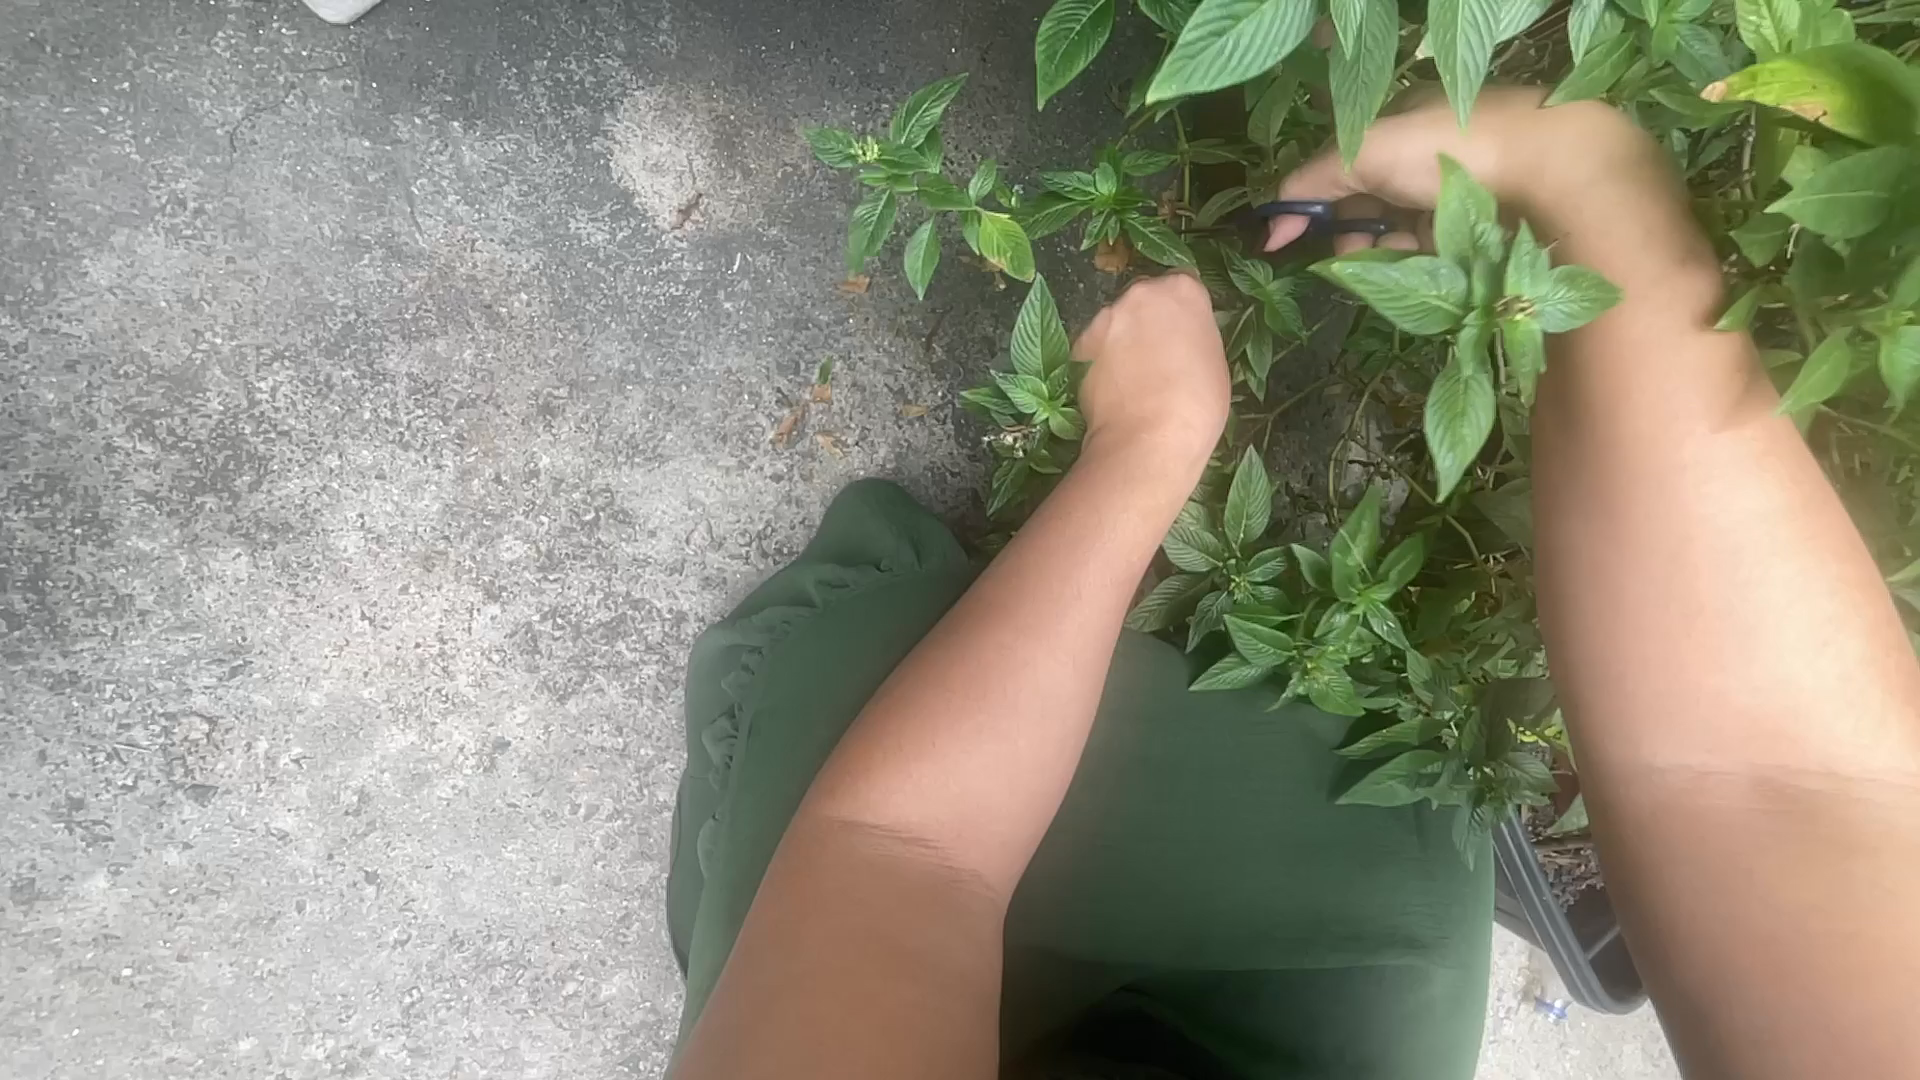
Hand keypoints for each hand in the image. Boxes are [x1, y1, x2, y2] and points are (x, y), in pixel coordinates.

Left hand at [1072, 272, 1229, 473]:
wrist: (1149, 440)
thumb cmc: (1197, 405)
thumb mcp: (1214, 361)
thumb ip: (1194, 337)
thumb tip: (1179, 341)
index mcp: (1182, 290)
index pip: (1182, 287)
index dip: (1180, 314)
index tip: (1180, 336)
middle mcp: (1139, 294)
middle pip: (1143, 302)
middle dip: (1146, 323)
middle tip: (1153, 359)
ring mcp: (1104, 318)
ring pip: (1113, 325)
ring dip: (1119, 343)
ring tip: (1128, 380)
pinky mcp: (1078, 347)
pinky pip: (1092, 350)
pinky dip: (1098, 364)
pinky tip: (1109, 390)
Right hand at [1265, 88, 1677, 259]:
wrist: (1547, 169)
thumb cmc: (1450, 147)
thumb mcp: (1365, 149)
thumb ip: (1309, 181)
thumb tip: (1268, 227)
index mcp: (1401, 123)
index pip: (1336, 170)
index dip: (1308, 205)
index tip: (1283, 241)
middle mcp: (1425, 156)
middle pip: (1361, 209)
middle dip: (1350, 235)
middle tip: (1354, 252)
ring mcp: (1451, 193)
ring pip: (1390, 235)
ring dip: (1384, 251)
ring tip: (1404, 254)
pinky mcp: (1472, 227)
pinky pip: (1424, 252)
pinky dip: (1417, 260)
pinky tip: (1429, 258)